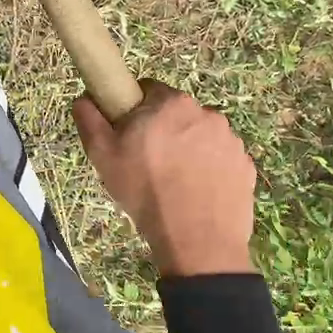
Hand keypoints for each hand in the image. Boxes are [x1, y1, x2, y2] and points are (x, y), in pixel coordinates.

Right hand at [72, 81, 257, 277]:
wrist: (198, 243)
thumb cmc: (145, 190)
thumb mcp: (101, 153)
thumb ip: (88, 117)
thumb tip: (85, 98)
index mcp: (171, 102)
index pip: (147, 90)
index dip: (134, 109)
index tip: (128, 134)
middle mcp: (207, 113)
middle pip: (175, 112)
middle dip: (162, 128)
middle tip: (146, 158)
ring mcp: (232, 142)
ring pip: (199, 134)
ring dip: (186, 146)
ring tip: (173, 178)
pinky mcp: (247, 168)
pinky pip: (220, 157)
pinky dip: (208, 167)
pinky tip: (196, 190)